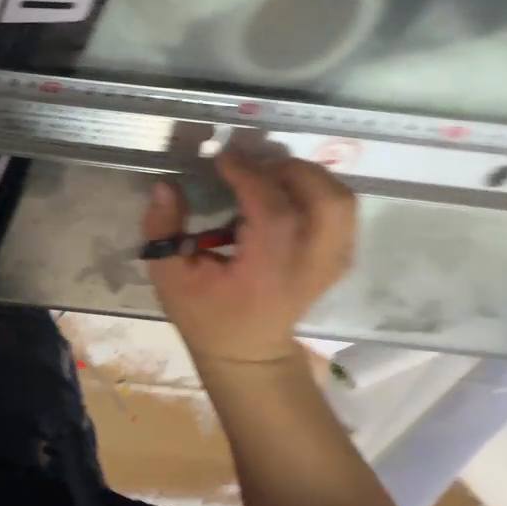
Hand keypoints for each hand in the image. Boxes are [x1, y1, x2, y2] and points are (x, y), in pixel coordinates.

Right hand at [143, 152, 356, 364]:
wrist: (247, 348)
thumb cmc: (203, 314)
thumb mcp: (168, 276)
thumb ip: (163, 231)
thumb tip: (166, 187)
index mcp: (267, 272)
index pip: (275, 212)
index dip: (251, 177)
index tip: (223, 157)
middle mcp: (312, 263)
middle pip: (327, 199)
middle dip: (289, 169)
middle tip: (252, 163)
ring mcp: (333, 259)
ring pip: (343, 200)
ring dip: (307, 176)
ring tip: (268, 173)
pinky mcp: (340, 255)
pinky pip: (342, 209)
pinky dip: (316, 189)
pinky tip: (283, 191)